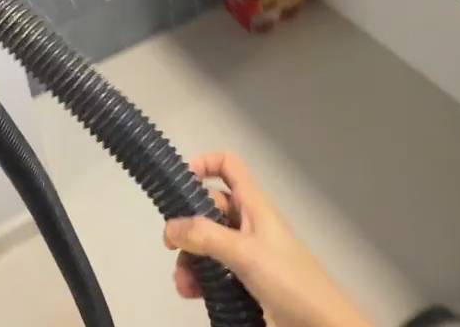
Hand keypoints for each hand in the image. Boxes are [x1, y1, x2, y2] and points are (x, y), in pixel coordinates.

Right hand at [164, 153, 372, 326]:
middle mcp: (249, 224)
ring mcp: (249, 254)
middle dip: (188, 226)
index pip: (228, 166)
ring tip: (184, 284)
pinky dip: (201, 279)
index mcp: (254, 205)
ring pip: (209, 244)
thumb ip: (205, 237)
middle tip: (171, 247)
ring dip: (191, 259)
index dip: (205, 164)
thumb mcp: (245, 253)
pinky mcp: (248, 283)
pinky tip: (193, 295)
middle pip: (210, 209)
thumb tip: (170, 226)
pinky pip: (216, 271)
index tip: (180, 181)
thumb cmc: (290, 281)